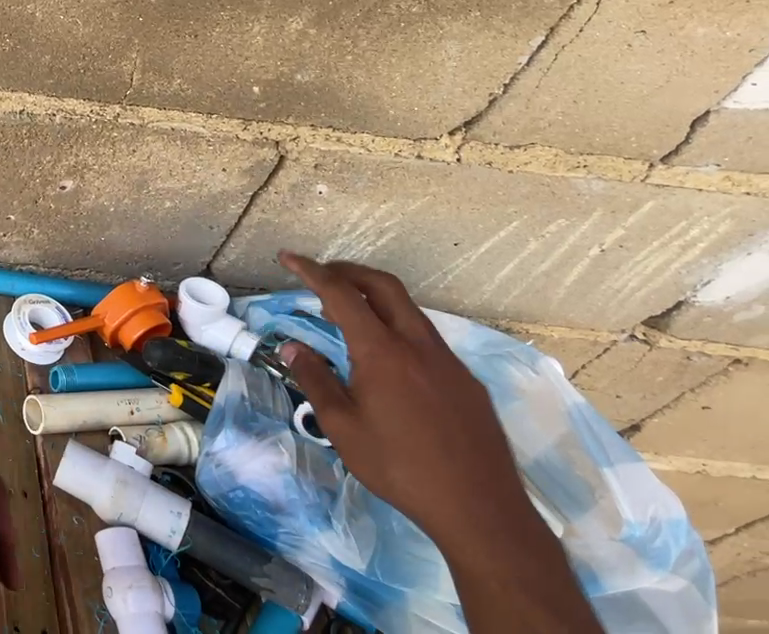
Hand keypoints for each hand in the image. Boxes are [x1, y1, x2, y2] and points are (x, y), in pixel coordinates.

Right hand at [277, 252, 602, 632]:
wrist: (481, 510)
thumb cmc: (399, 467)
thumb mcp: (342, 426)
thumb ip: (315, 380)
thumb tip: (293, 347)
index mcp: (383, 352)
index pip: (341, 295)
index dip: (311, 271)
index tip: (288, 258)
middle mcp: (419, 346)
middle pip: (384, 286)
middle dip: (348, 271)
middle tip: (319, 274)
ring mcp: (449, 363)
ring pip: (409, 311)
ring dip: (374, 299)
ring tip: (345, 316)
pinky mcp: (467, 383)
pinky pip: (426, 338)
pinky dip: (397, 327)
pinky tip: (386, 359)